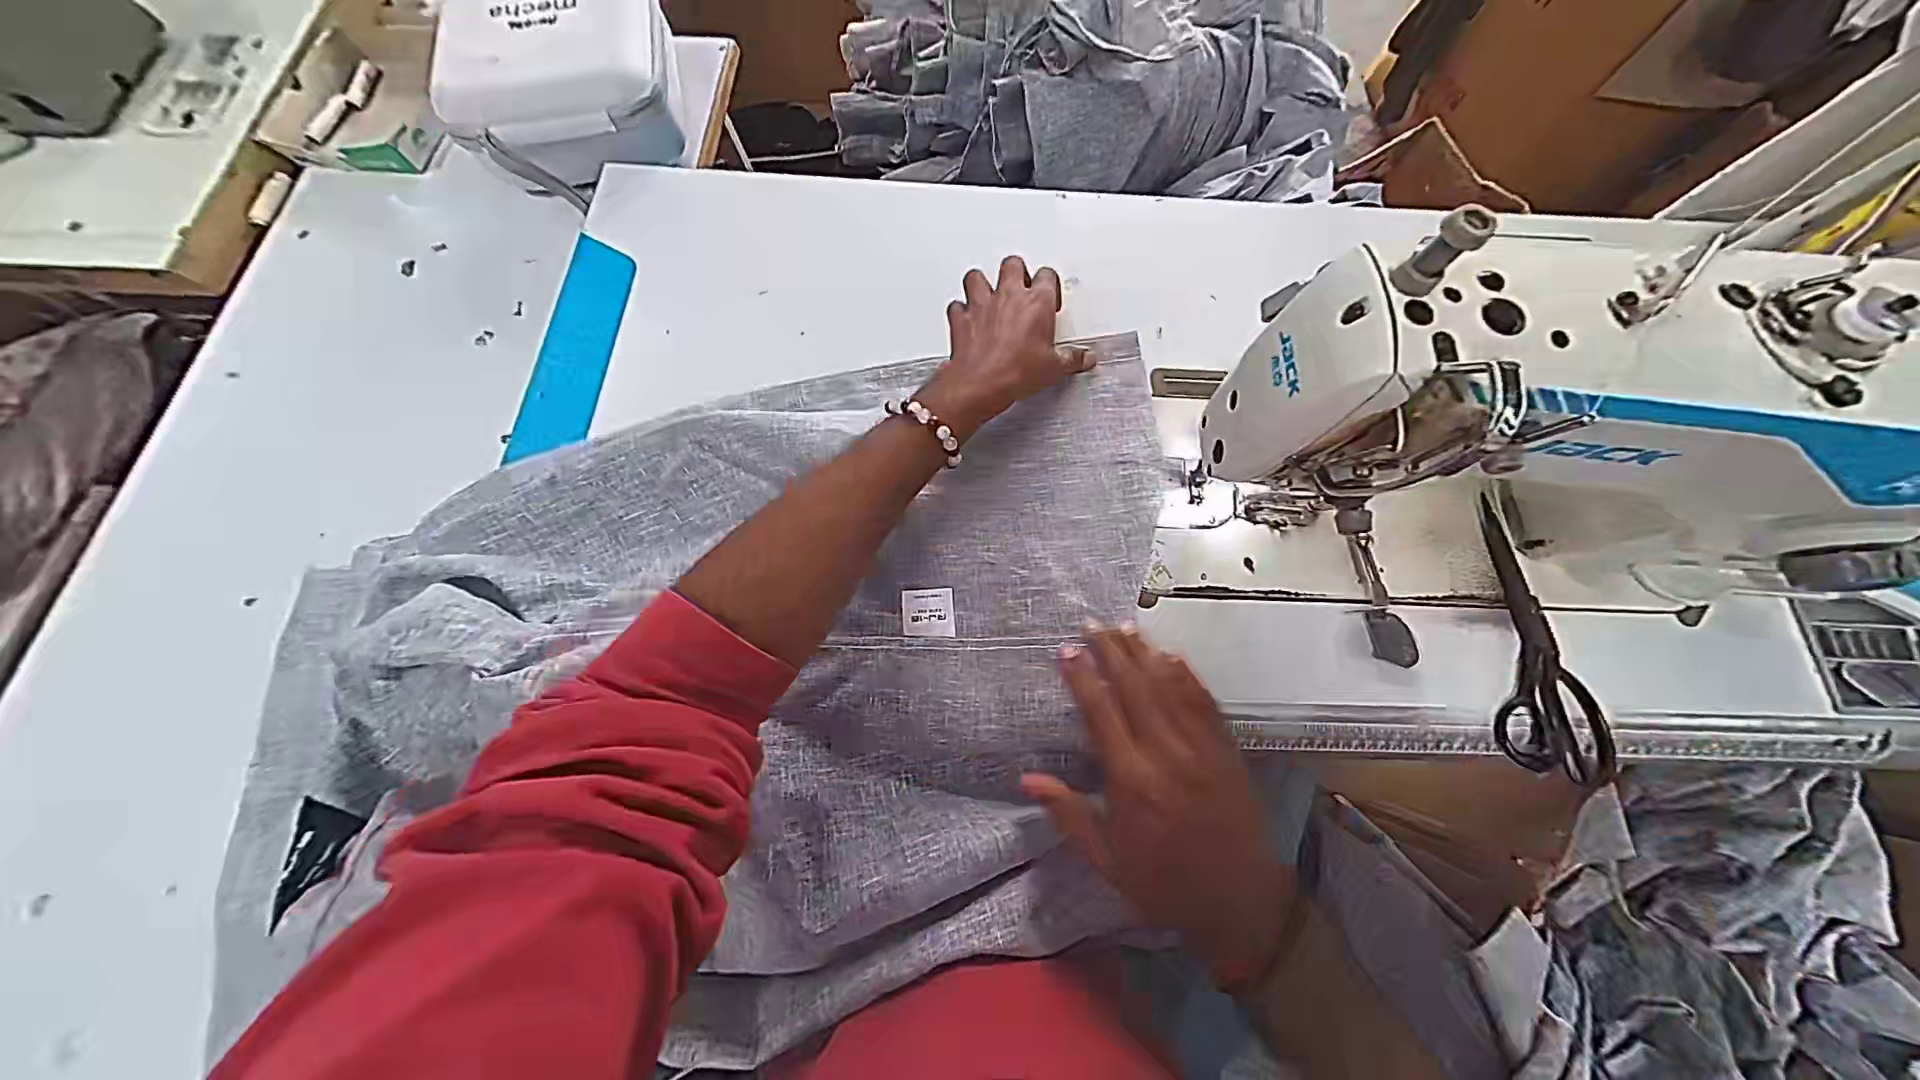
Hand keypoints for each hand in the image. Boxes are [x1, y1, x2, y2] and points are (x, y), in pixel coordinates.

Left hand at [916, 255, 1094, 439]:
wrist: (981, 384)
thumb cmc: (1016, 372)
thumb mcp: (1054, 368)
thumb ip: (1071, 359)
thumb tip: (1084, 358)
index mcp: (1037, 302)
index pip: (1047, 276)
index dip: (1049, 284)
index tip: (1050, 299)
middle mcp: (1008, 296)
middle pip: (1013, 264)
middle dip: (1017, 272)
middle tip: (1021, 287)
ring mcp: (982, 305)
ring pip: (977, 276)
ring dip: (982, 283)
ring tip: (989, 295)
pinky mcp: (961, 319)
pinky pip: (957, 306)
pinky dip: (960, 310)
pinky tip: (966, 317)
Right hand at [1022, 623, 1294, 978]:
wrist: (1241, 902)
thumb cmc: (1164, 883)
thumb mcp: (1107, 860)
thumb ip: (1068, 814)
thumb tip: (1028, 779)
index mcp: (1132, 780)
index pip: (1101, 714)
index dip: (1082, 678)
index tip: (1068, 649)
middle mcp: (1165, 755)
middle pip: (1135, 689)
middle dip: (1111, 651)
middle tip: (1092, 623)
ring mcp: (1200, 749)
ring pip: (1169, 688)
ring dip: (1145, 654)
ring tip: (1125, 627)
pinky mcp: (1226, 750)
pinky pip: (1205, 703)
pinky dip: (1188, 676)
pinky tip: (1173, 655)